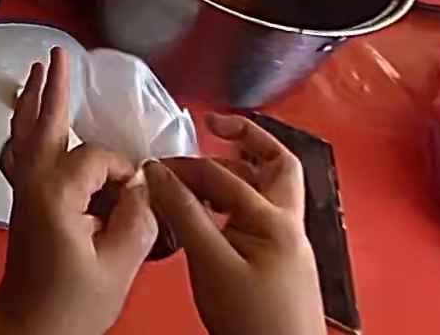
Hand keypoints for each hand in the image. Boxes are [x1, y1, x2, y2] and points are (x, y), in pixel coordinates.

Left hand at [0, 46, 155, 334]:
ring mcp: (22, 182)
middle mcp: (33, 178)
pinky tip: (27, 112)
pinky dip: (24, 120)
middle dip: (54, 85)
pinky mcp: (20, 191)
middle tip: (58, 53)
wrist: (30, 326)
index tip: (135, 192)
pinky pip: (20, 143)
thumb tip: (144, 183)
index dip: (122, 171)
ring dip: (33, 96)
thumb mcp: (116, 267)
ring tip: (37, 68)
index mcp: (56, 192)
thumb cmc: (71, 303)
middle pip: (45, 120)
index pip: (96, 158)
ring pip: (25, 127)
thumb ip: (136, 219)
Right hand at [144, 114, 322, 334]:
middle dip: (247, 137)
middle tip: (213, 125)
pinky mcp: (279, 261)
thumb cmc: (251, 323)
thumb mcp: (212, 265)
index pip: (221, 175)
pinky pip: (257, 212)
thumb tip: (156, 170)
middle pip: (276, 163)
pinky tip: (209, 209)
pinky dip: (234, 198)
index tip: (151, 169)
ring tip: (199, 175)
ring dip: (236, 170)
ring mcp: (287, 243)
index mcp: (275, 220)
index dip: (183, 167)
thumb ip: (185, 212)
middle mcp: (288, 223)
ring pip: (265, 187)